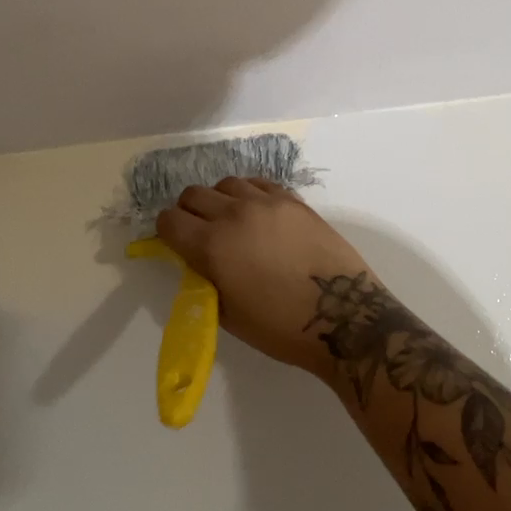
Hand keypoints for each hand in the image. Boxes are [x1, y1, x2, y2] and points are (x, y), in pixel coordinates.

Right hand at [155, 176, 371, 378]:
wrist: (343, 314)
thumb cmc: (281, 327)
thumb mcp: (228, 315)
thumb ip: (205, 281)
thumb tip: (198, 262)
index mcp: (212, 246)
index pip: (169, 221)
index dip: (167, 232)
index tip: (175, 243)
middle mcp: (234, 214)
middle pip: (194, 195)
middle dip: (189, 212)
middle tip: (199, 232)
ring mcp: (266, 202)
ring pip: (227, 184)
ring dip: (220, 200)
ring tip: (231, 221)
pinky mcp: (293, 200)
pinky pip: (259, 183)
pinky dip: (249, 194)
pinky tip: (258, 213)